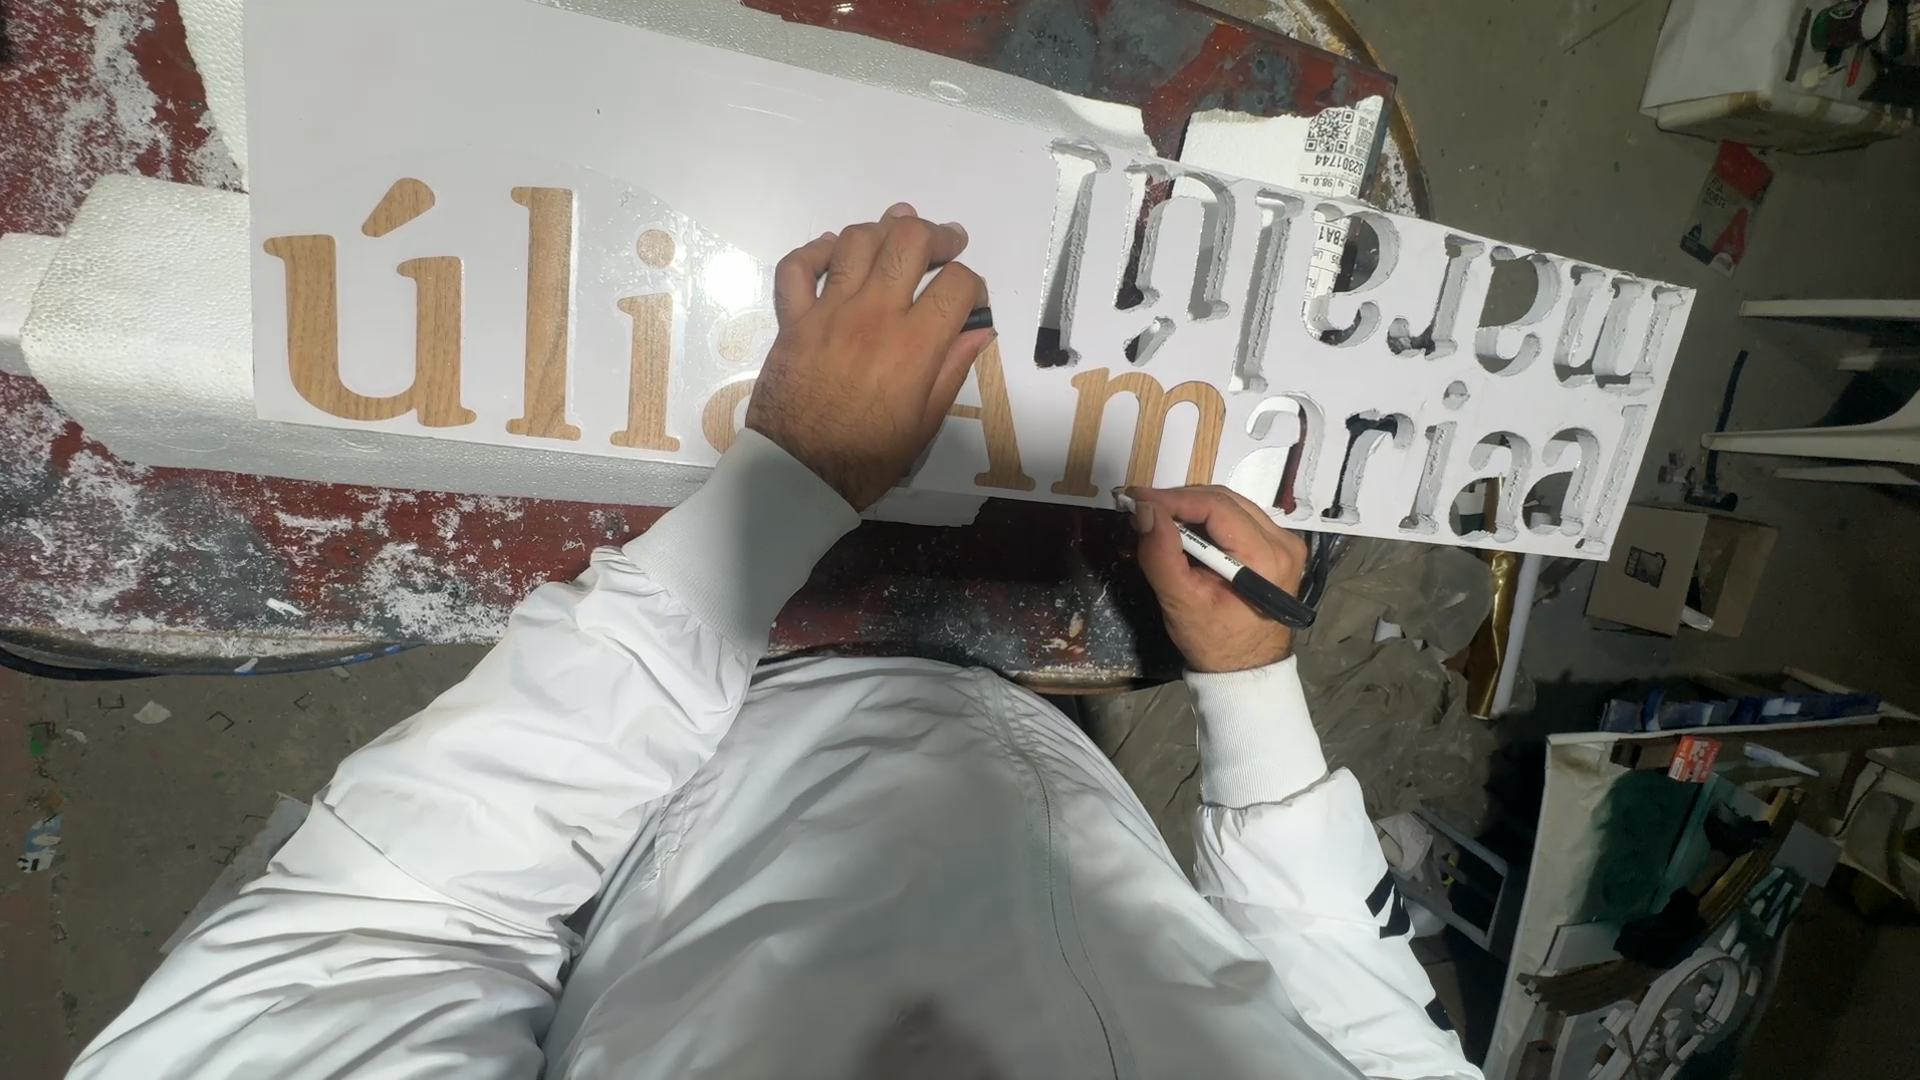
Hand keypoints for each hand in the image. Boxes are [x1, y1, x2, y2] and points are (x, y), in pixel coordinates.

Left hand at [746, 203, 994, 510]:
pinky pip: (798, 266)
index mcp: (914, 346)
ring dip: (883, 230)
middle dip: (937, 235)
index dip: (975, 285)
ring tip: (897, 235)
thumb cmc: (869, 458)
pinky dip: (817, 250)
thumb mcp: (925, 423)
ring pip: (857, 241)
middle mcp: (873, 315)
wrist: (799, 473)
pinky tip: (835, 251)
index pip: (957, 284)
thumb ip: (952, 369)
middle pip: (909, 242)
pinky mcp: (792, 319)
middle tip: (947, 243)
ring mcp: (828, 312)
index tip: (973, 300)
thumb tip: (979, 330)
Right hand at [1129, 485, 1308, 673]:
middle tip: (1141, 508)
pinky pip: (1236, 518)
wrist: (1245, 669)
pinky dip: (1205, 518)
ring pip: (1230, 504)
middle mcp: (1283, 542)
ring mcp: (1284, 542)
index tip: (1135, 499)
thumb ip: (1161, 554)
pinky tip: (1181, 528)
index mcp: (1265, 557)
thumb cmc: (1213, 641)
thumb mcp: (1180, 602)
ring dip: (1190, 507)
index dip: (1172, 498)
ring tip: (1156, 517)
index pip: (1216, 507)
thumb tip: (1144, 510)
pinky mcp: (1277, 547)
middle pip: (1224, 500)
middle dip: (1178, 500)